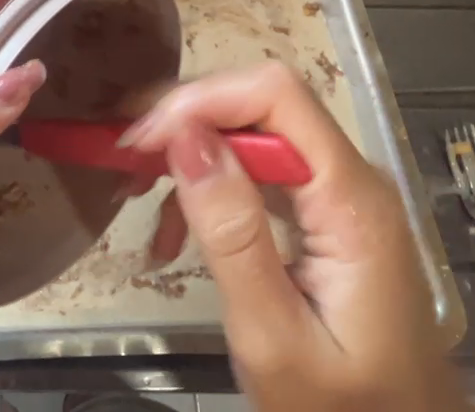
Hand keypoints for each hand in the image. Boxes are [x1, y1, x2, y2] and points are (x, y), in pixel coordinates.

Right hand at [120, 63, 470, 411]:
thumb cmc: (342, 411)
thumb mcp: (273, 336)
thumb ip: (232, 234)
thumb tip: (183, 136)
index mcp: (352, 200)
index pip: (275, 95)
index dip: (200, 100)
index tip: (140, 141)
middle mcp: (350, 176)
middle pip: (257, 103)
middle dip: (182, 122)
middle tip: (122, 161)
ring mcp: (336, 191)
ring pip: (247, 130)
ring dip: (184, 155)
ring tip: (134, 197)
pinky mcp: (320, 210)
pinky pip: (251, 168)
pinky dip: (202, 187)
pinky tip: (171, 233)